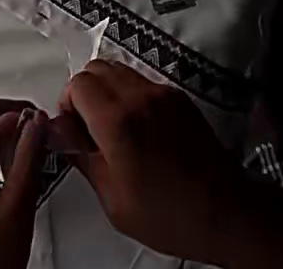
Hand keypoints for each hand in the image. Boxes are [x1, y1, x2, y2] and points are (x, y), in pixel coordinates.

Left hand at [0, 99, 47, 268]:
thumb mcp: (15, 209)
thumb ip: (29, 159)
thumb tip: (39, 123)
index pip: (2, 114)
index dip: (32, 116)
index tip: (52, 127)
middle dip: (19, 119)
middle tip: (44, 133)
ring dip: (9, 141)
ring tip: (33, 161)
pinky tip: (14, 182)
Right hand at [58, 60, 265, 265]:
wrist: (221, 208)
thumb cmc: (167, 214)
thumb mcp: (113, 199)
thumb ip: (82, 157)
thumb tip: (61, 132)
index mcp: (119, 123)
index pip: (79, 84)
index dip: (68, 104)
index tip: (72, 128)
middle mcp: (140, 97)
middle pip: (97, 68)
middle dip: (84, 92)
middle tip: (86, 126)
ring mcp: (161, 92)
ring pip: (119, 69)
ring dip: (106, 89)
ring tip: (110, 126)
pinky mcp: (176, 95)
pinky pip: (141, 80)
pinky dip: (128, 92)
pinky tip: (135, 125)